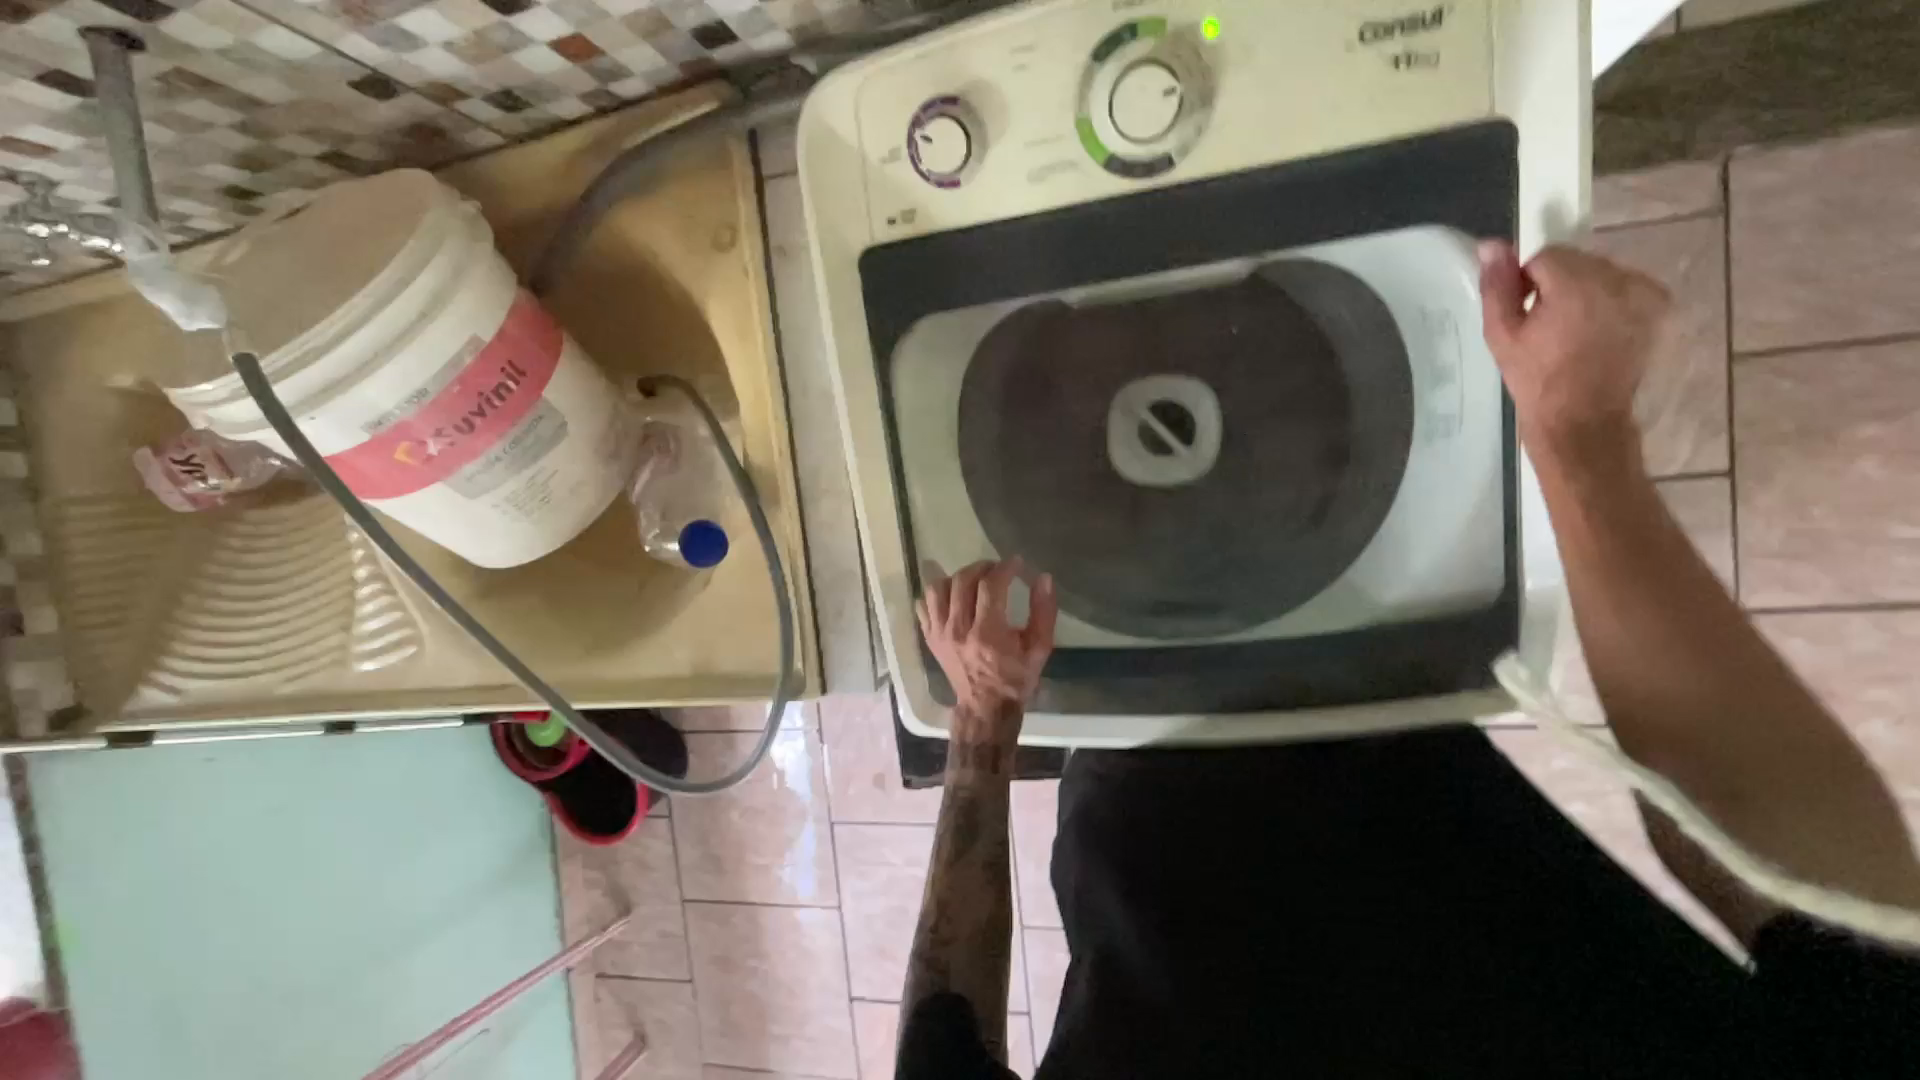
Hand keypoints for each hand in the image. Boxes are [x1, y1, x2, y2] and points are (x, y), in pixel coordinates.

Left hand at [917, 557, 1057, 746]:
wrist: (985, 708)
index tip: (1016, 563)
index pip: (991, 586)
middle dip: (982, 567)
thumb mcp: (1039, 649)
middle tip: (996, 569)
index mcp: (988, 634)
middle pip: (963, 581)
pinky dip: (937, 593)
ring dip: (958, 577)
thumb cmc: (1015, 679)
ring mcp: (939, 634)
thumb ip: (1044, 612)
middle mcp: (958, 630)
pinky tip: (953, 596)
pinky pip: (924, 605)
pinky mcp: (929, 638)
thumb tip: (1043, 578)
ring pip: (938, 588)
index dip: (1004, 568)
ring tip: (974, 580)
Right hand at [1478, 240, 1669, 465]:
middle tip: (1545, 324)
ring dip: (1583, 291)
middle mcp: (1619, 280)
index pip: (1545, 256)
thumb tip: (1491, 244)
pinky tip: (1596, 331)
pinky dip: (1609, 301)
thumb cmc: (1535, 379)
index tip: (1524, 312)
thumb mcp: (1502, 335)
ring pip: (1602, 272)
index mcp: (1577, 285)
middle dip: (1558, 284)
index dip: (1527, 282)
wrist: (1582, 417)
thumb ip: (1497, 286)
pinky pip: (1626, 286)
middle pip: (1577, 261)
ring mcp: (1646, 292)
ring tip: (1570, 330)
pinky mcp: (1660, 306)